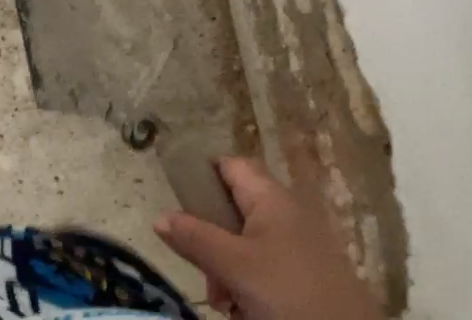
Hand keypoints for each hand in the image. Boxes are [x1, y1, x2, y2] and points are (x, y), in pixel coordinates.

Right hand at [153, 158, 380, 319]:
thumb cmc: (291, 298)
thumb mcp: (234, 267)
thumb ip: (195, 239)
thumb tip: (159, 216)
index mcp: (272, 198)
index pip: (229, 165)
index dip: (202, 177)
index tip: (180, 205)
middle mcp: (288, 214)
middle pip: (234, 209)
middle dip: (211, 241)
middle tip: (205, 275)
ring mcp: (302, 248)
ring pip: (247, 246)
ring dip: (228, 272)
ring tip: (227, 305)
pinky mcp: (311, 279)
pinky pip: (267, 271)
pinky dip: (251, 289)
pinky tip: (247, 314)